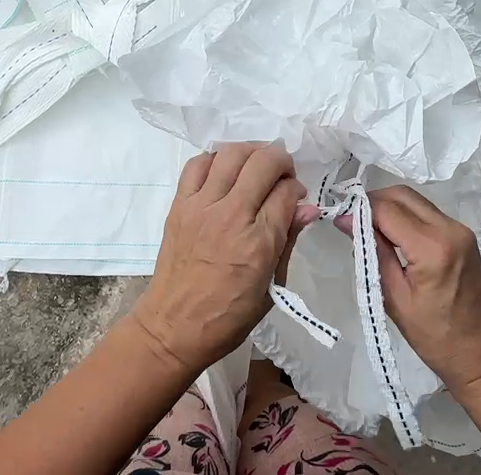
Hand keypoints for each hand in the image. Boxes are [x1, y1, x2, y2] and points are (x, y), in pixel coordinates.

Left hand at [130, 144, 316, 375]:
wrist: (173, 328)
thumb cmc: (228, 317)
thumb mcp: (270, 286)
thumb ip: (288, 240)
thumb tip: (308, 208)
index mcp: (259, 242)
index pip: (287, 192)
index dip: (297, 190)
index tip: (296, 197)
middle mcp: (232, 216)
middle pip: (263, 162)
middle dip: (281, 160)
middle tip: (282, 174)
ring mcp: (202, 207)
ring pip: (230, 154)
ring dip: (250, 152)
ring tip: (255, 165)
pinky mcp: (179, 205)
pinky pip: (197, 164)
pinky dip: (214, 159)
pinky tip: (223, 170)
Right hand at [335, 185, 480, 397]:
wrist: (480, 356)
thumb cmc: (434, 337)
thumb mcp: (393, 298)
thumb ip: (372, 253)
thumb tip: (346, 219)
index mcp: (433, 248)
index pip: (387, 210)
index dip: (360, 209)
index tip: (340, 219)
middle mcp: (450, 229)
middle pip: (402, 195)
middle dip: (374, 202)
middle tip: (353, 221)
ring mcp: (460, 229)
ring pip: (415, 200)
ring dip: (390, 207)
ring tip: (370, 230)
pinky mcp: (463, 235)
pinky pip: (427, 212)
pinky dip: (406, 216)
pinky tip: (393, 236)